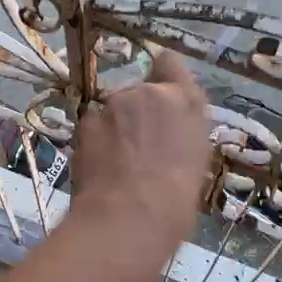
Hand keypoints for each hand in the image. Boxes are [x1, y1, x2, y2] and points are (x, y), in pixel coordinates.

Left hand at [71, 50, 209, 242]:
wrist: (129, 218)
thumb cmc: (176, 200)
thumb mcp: (196, 161)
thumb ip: (182, 133)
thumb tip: (170, 134)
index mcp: (185, 102)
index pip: (170, 63)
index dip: (164, 75)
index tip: (161, 93)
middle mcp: (149, 93)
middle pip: (140, 92)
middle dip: (138, 112)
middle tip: (140, 147)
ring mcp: (114, 105)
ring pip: (114, 110)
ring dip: (115, 128)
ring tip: (117, 164)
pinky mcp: (86, 122)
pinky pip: (93, 127)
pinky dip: (96, 142)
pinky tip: (99, 170)